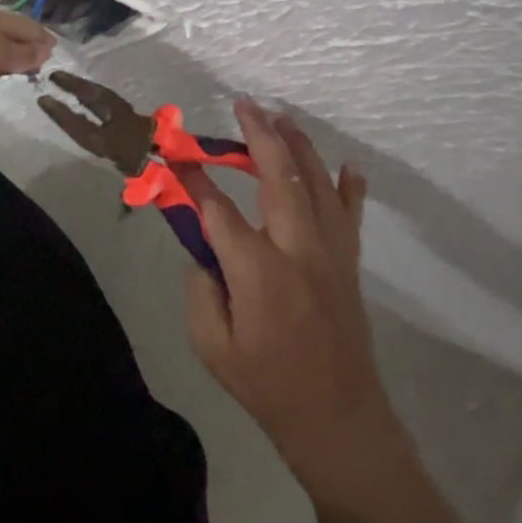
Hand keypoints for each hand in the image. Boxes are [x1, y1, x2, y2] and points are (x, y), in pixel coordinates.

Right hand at [175, 98, 402, 490]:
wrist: (336, 417)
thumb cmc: (265, 384)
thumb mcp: (210, 343)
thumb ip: (201, 290)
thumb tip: (206, 253)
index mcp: (257, 269)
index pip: (217, 208)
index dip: (192, 177)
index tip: (171, 153)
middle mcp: (298, 250)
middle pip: (281, 178)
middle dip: (260, 137)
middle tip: (244, 105)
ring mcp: (331, 256)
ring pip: (319, 186)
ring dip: (300, 148)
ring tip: (281, 117)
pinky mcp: (348, 267)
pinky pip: (350, 216)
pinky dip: (349, 187)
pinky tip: (346, 164)